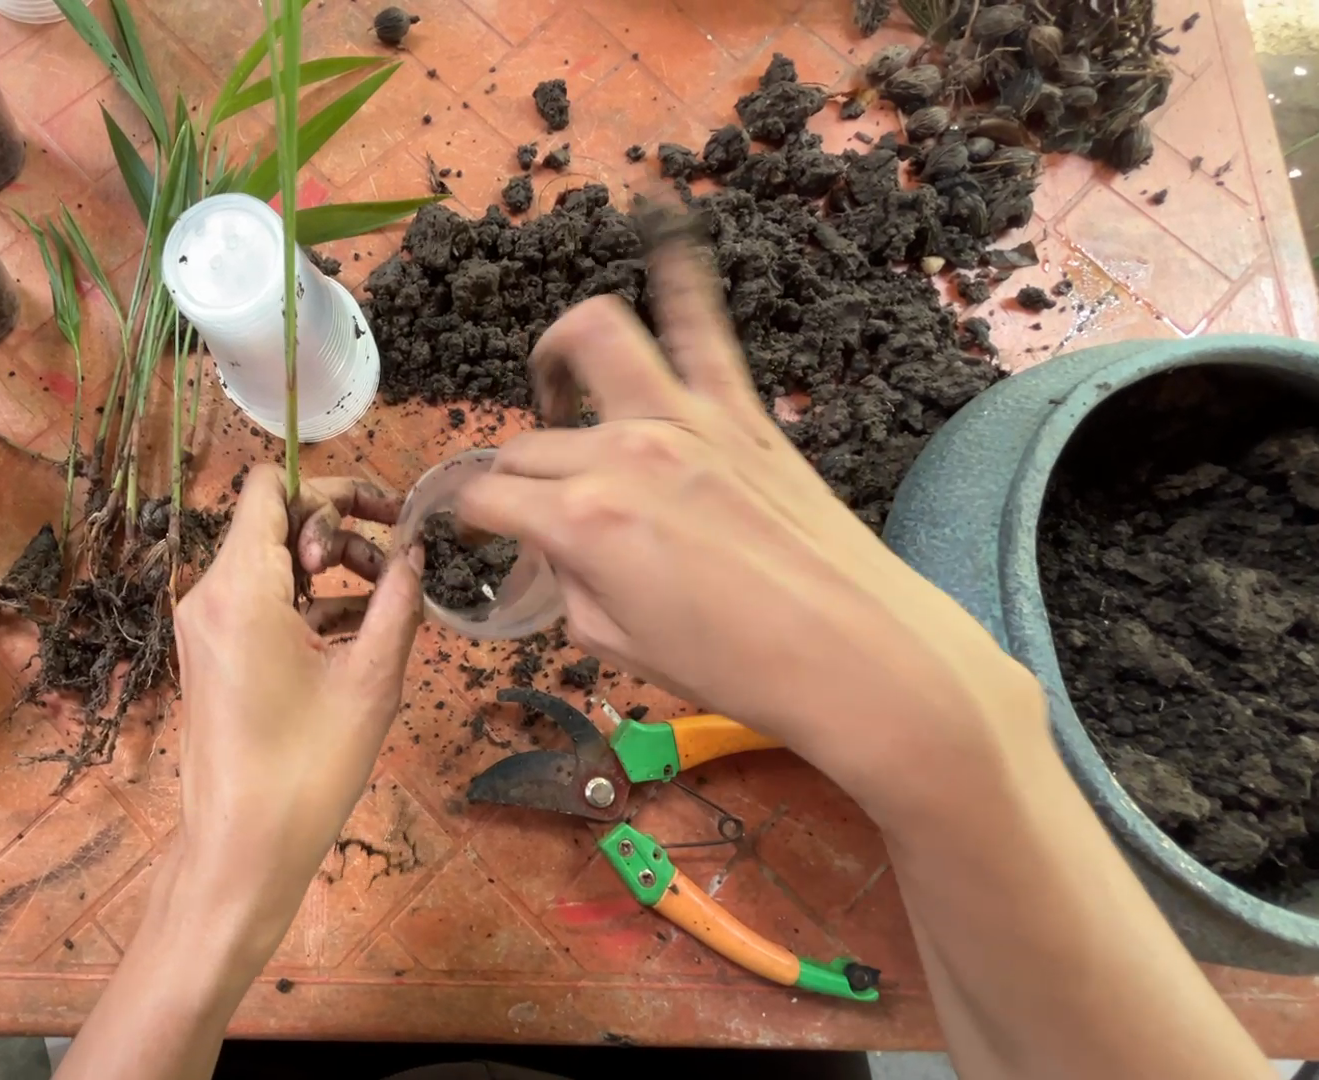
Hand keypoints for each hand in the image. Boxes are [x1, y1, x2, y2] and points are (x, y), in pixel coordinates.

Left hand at [166, 466, 422, 953]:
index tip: (383, 515)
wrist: (241, 849)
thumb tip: (415, 549)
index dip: (332, 486)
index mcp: (240, 587)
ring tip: (383, 602)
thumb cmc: (308, 768)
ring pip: (270, 558)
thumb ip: (397, 600)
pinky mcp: (212, 648)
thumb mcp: (371, 678)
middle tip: (390, 569)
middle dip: (338, 530)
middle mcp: (209, 592)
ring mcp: (205, 621)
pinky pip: (261, 598)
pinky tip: (357, 629)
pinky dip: (307, 599)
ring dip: (329, 567)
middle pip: (274, 519)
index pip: (271, 486)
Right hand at [454, 233, 1045, 824]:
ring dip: (554, 358)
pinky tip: (664, 230)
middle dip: (510, 482)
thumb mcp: (606, 638)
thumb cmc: (726, 666)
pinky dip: (680, 278)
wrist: (855, 657)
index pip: (486, 498)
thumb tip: (546, 544)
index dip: (463, 518)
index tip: (466, 531)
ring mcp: (683, 418)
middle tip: (528, 514)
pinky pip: (702, 325)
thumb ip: (560, 576)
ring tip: (554, 390)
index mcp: (580, 521)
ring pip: (592, 340)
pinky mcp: (739, 408)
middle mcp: (620, 452)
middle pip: (525, 445)